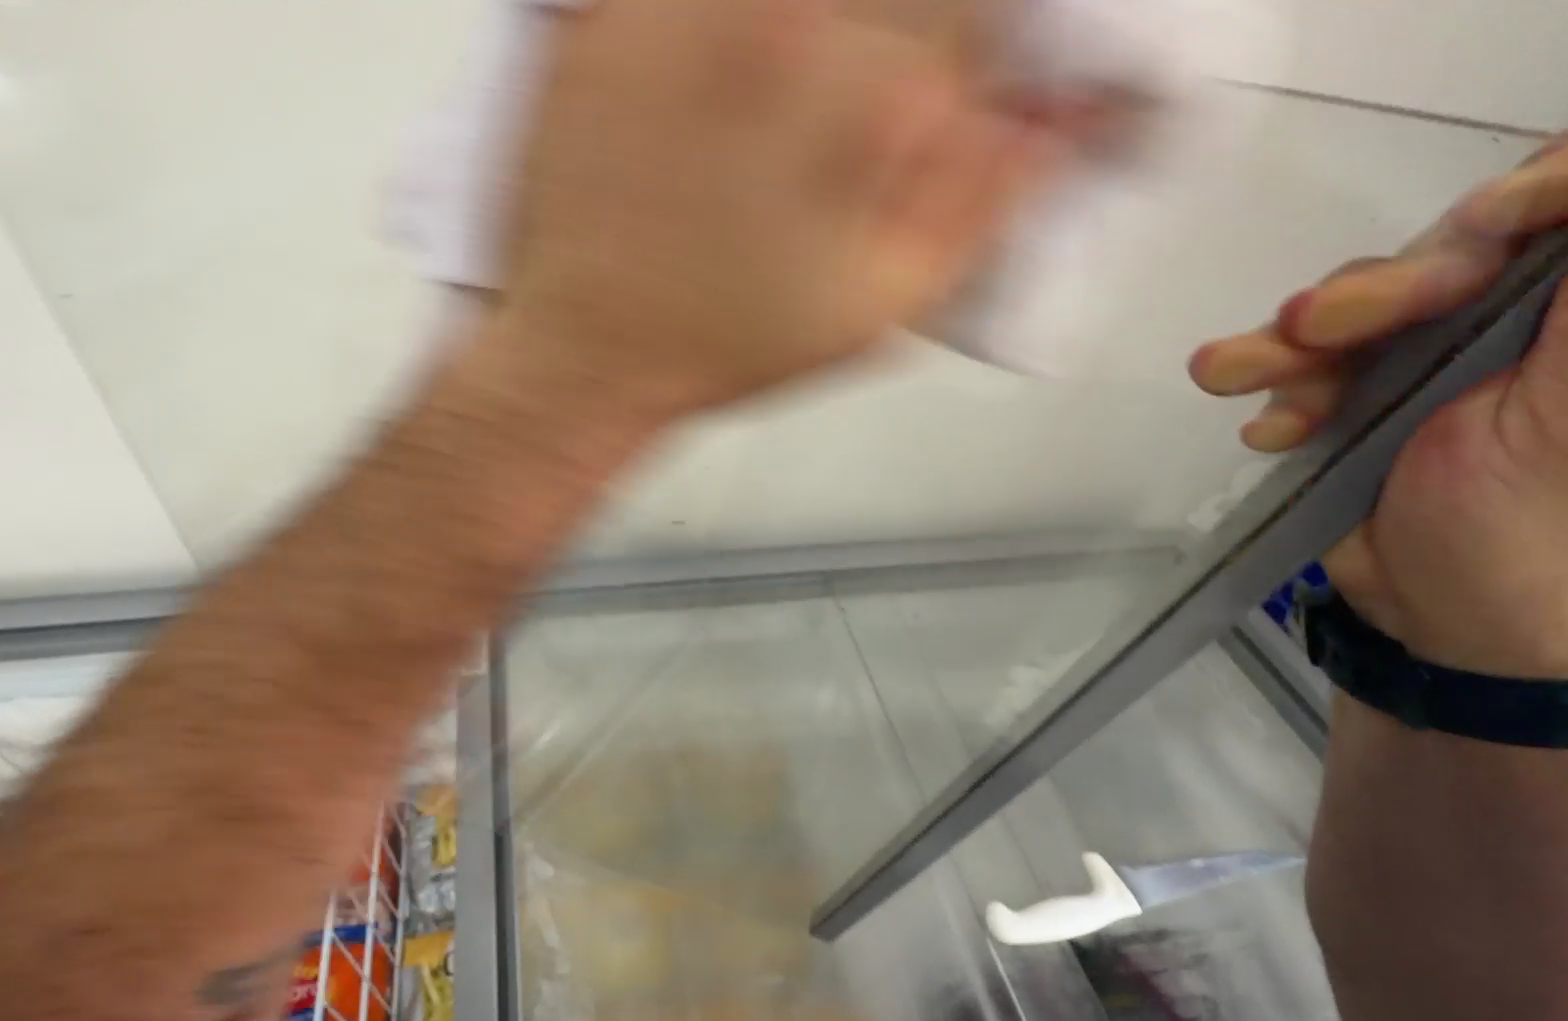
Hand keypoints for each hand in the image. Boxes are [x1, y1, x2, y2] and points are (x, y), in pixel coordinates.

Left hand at [495, 0, 1105, 418]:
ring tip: (774, 115)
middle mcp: (784, 27)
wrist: (585, 354)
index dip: (971, 44)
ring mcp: (686, 11)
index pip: (977, 7)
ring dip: (812, 33)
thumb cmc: (724, 344)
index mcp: (873, 99)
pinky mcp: (606, 17)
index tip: (940, 83)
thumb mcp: (879, 305)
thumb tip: (1068, 111)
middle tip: (842, 118)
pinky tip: (726, 87)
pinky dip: (721, 28)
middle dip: (895, 35)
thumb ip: (985, 197)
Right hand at [1190, 137, 1567, 676]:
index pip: (1559, 202)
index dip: (1522, 197)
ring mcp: (1428, 357)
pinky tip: (1272, 428)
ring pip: (1351, 308)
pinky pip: (1300, 366)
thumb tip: (1558, 188)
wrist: (1459, 623)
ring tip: (1241, 375)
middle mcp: (1516, 317)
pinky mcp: (1356, 396)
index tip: (1482, 229)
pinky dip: (1272, 390)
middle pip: (1444, 253)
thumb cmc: (1545, 520)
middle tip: (1321, 329)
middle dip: (1375, 290)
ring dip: (1288, 344)